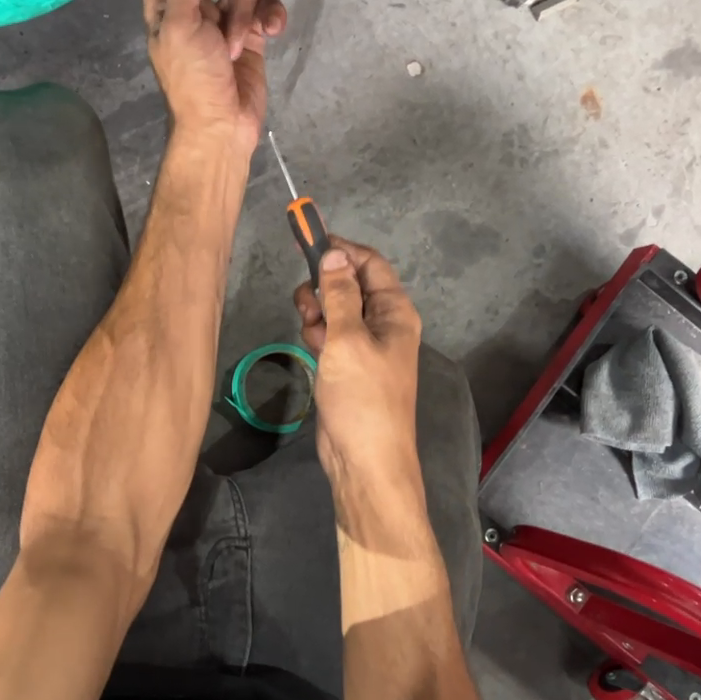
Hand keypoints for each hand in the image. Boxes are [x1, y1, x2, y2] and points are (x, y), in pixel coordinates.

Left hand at [135, 0, 286, 152]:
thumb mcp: (178, 26)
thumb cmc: (192, 79)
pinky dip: (271, 14)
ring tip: (241, 39)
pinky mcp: (249, 35)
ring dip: (248, 3)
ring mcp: (222, 22)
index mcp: (164, 8)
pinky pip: (265, 7)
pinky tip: (272, 31)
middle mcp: (192, 10)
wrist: (221, 124)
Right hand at [294, 236, 423, 493]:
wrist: (364, 457)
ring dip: (317, 313)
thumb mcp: (347, 339)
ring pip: (335, 310)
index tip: (305, 243)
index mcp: (395, 311)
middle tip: (306, 306)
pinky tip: (311, 350)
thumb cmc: (362, 396)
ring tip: (310, 334)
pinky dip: (317, 336)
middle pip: (349, 284)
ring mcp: (365, 346)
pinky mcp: (347, 365)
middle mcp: (383, 324)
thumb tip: (334, 254)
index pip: (369, 263)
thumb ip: (338, 294)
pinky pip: (330, 335)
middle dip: (323, 287)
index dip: (341, 250)